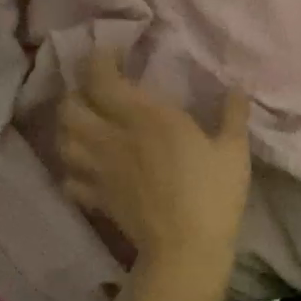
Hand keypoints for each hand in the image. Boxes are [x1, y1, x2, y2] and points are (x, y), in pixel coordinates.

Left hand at [58, 49, 251, 281]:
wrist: (186, 250)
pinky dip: (71, 164)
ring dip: (69, 123)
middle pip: (72, 106)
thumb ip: (232, 114)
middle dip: (78, 90)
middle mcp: (114, 138)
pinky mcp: (95, 198)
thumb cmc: (214, 193)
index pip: (104, 80)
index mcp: (148, 119)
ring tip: (87, 118)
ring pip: (63, 138)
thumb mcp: (234, 149)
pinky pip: (68, 176)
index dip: (99, 60)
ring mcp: (99, 171)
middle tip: (98, 86)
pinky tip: (86, 163)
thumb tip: (236, 87)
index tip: (112, 50)